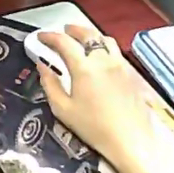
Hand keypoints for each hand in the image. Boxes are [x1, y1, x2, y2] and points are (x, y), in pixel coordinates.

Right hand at [33, 25, 165, 172]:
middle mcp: (104, 61)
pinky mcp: (131, 74)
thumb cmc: (94, 128)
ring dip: (90, 35)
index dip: (50, 36)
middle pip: (88, 34)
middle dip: (72, 29)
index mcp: (84, 67)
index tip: (41, 37)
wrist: (132, 142)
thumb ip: (50, 84)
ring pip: (105, 39)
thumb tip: (43, 67)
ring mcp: (120, 66)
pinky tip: (100, 56)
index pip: (64, 42)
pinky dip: (104, 46)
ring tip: (82, 39)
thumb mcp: (63, 109)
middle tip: (62, 31)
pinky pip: (116, 51)